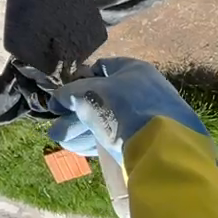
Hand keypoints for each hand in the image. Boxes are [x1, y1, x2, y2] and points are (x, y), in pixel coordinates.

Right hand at [46, 58, 204, 165]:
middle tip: (58, 125)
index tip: (65, 95)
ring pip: (107, 119)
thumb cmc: (121, 109)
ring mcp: (149, 116)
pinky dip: (97, 140)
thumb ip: (66, 94)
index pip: (100, 67)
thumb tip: (56, 102)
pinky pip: (117, 136)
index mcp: (134, 70)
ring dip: (81, 128)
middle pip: (101, 97)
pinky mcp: (149, 141)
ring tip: (63, 140)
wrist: (162, 149)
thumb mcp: (85, 95)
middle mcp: (144, 90)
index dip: (79, 80)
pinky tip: (81, 149)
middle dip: (76, 111)